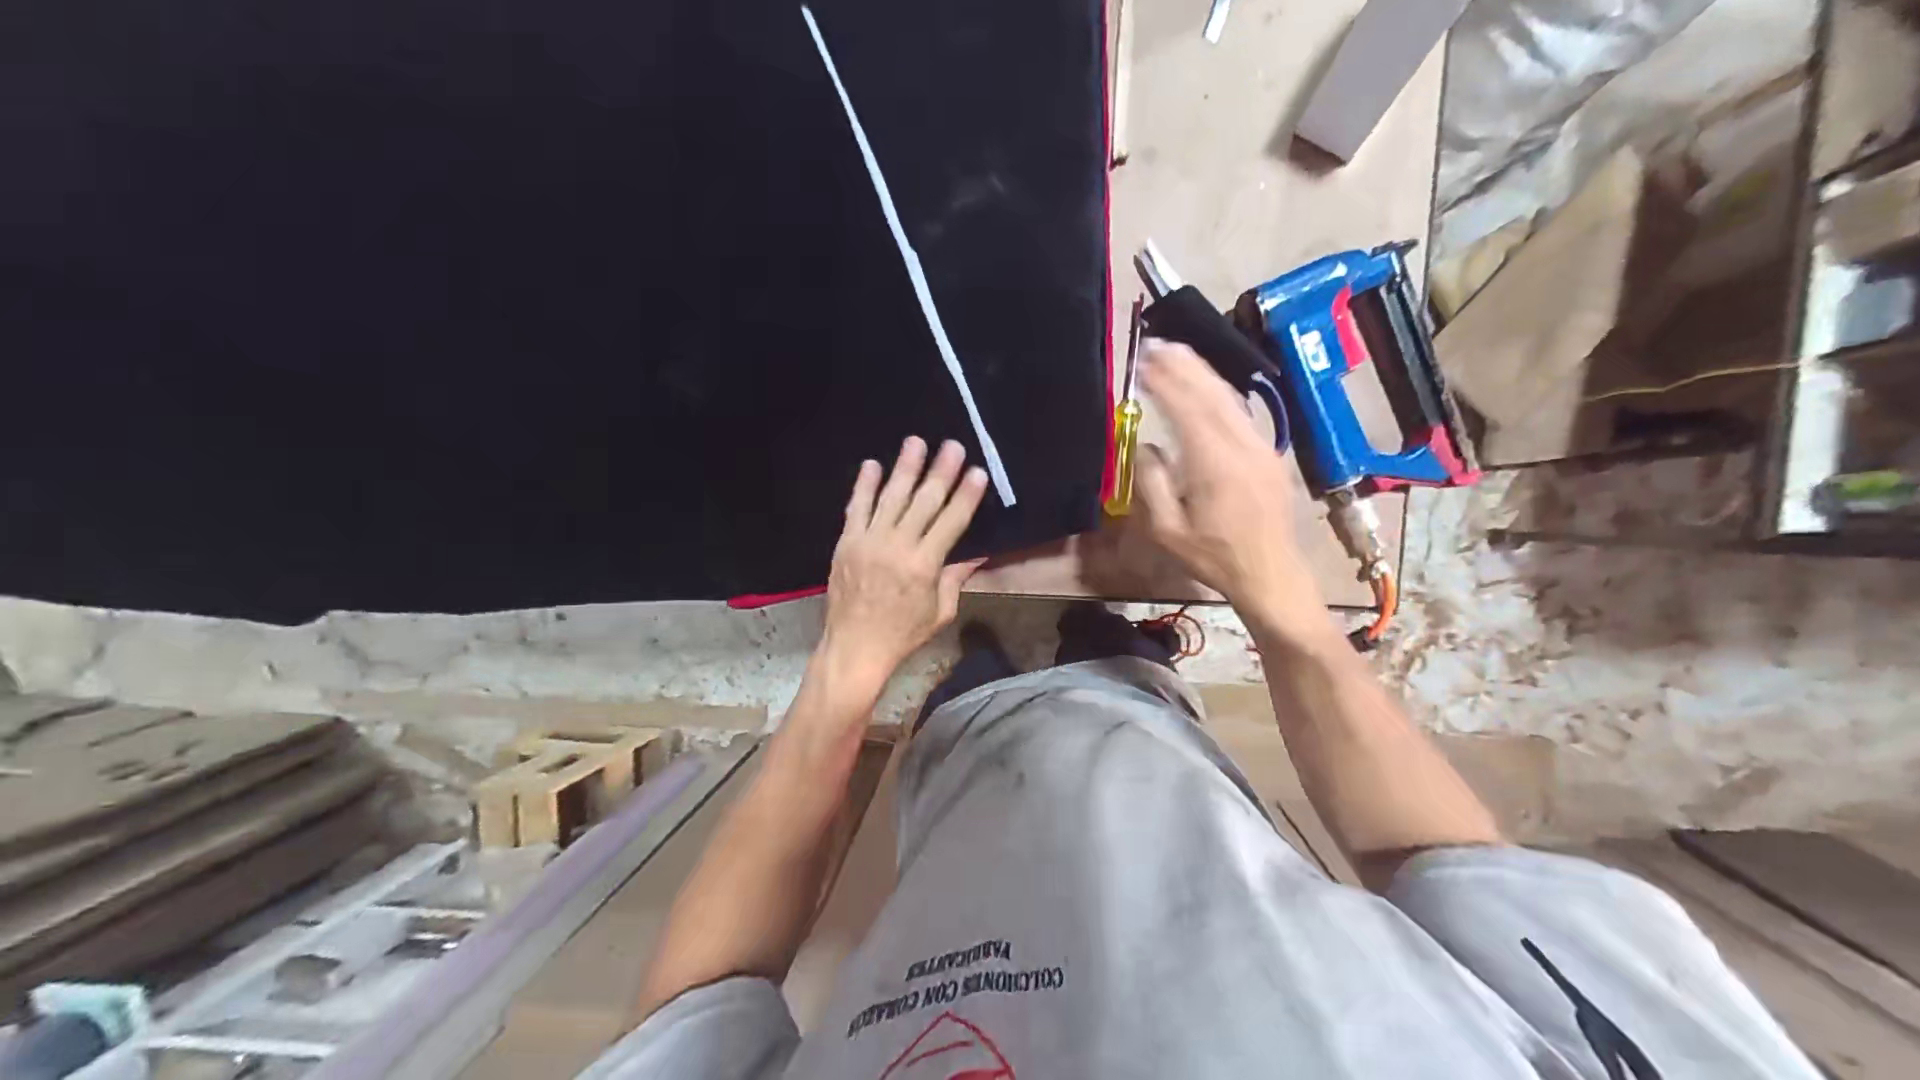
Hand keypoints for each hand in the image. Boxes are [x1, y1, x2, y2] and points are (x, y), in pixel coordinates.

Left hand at [818, 436, 988, 697]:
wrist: (854, 646)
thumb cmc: (903, 634)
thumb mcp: (940, 612)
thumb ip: (955, 578)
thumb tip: (977, 553)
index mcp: (924, 566)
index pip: (951, 521)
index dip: (966, 495)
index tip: (977, 472)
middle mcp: (897, 547)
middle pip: (923, 501)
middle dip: (941, 472)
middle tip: (953, 446)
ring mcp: (868, 542)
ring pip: (890, 497)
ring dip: (904, 467)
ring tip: (916, 441)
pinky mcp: (846, 542)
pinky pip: (856, 508)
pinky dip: (864, 485)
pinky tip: (872, 464)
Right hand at [1136, 342, 1325, 634]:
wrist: (1270, 574)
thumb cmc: (1213, 557)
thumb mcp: (1167, 531)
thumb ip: (1151, 484)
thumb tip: (1146, 445)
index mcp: (1215, 465)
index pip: (1188, 408)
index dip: (1166, 380)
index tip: (1146, 358)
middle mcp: (1243, 447)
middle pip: (1213, 394)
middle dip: (1185, 365)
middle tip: (1159, 342)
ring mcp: (1262, 448)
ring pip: (1231, 400)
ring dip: (1204, 373)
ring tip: (1179, 354)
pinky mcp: (1270, 455)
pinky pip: (1242, 414)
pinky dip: (1221, 393)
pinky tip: (1207, 387)